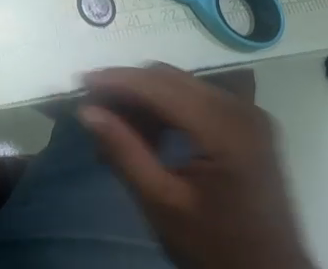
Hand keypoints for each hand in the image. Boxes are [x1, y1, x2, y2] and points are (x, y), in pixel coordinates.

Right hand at [79, 65, 314, 268]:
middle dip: (128, 88)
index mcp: (224, 128)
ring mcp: (248, 114)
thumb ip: (124, 152)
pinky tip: (148, 134)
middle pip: (169, 79)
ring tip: (115, 127)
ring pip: (181, 85)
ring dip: (145, 99)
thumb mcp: (162, 205)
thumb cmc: (217, 249)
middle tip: (93, 109)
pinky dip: (168, 109)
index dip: (116, 80)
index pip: (158, 86)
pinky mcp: (248, 125)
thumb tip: (87, 110)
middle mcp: (240, 109)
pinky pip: (197, 99)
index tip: (79, 83)